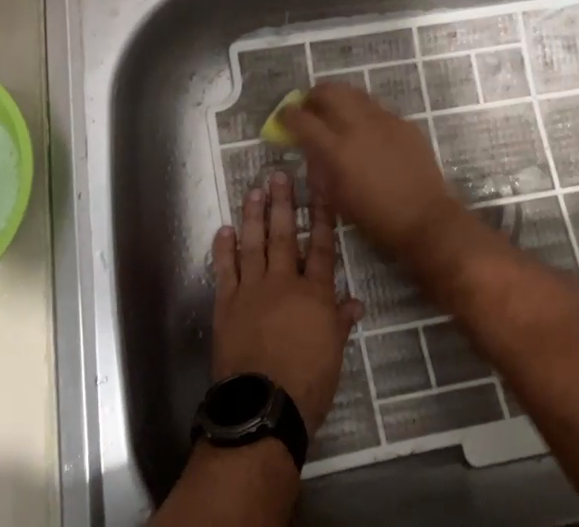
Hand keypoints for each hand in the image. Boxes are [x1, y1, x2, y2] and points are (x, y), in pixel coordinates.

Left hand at [211, 171, 363, 432]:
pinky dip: (224, 248)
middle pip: (283, 236)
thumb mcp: (334, 352)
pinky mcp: (226, 304)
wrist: (263, 404)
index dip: (321, 216)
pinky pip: (225, 269)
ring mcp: (251, 291)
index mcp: (314, 294)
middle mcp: (283, 283)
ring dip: (254, 216)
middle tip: (279, 175)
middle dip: (283, 203)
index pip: (320, 247)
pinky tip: (225, 229)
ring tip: (254, 190)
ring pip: (253, 244)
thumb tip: (354, 302)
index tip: (319, 188)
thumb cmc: (308, 382)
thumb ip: (340, 322)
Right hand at [281, 84, 464, 261]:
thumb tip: (310, 149)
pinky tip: (367, 131)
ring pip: (355, 94)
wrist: (425, 218)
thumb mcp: (335, 198)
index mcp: (337, 149)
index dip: (288, 115)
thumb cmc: (375, 217)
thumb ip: (319, 168)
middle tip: (310, 108)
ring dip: (339, 99)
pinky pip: (377, 109)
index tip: (283, 117)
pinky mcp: (404, 123)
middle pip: (329, 92)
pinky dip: (364, 113)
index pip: (303, 120)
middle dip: (313, 96)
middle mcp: (359, 126)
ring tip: (336, 113)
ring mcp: (385, 120)